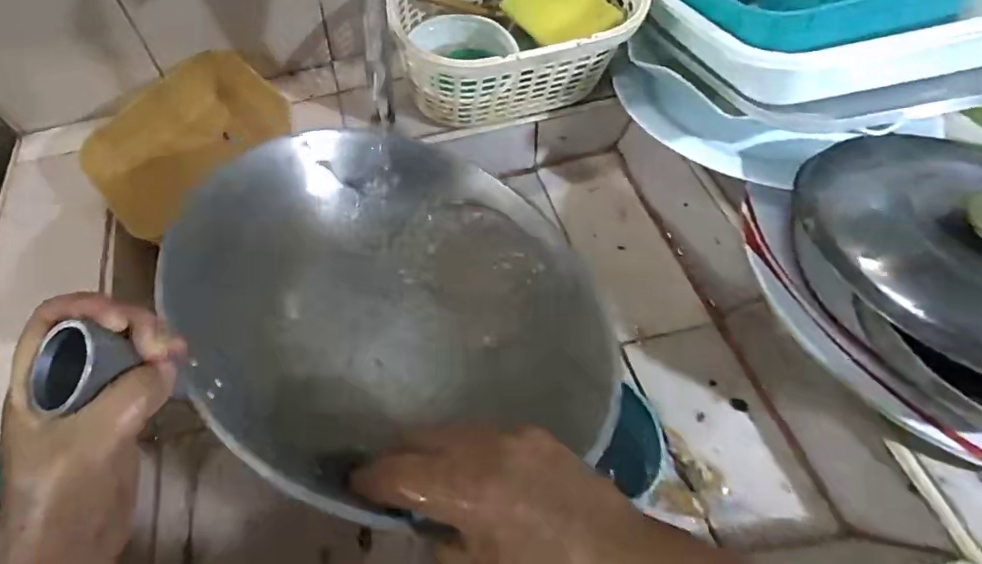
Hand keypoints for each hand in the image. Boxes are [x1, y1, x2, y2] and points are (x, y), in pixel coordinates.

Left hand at [0, 294, 185, 563]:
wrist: (68, 558)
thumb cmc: (58, 497)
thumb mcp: (89, 443)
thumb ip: (128, 396)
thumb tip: (167, 365)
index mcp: (32, 382)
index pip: (51, 319)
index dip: (85, 306)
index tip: (121, 321)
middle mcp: (60, 378)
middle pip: (96, 325)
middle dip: (132, 323)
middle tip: (162, 345)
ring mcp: (90, 394)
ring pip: (122, 344)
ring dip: (151, 339)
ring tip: (177, 352)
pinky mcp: (116, 411)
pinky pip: (138, 370)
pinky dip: (159, 362)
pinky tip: (178, 366)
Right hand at [351, 426, 733, 563]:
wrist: (628, 562)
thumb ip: (444, 550)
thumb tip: (421, 526)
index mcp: (469, 490)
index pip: (401, 472)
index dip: (371, 478)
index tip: (353, 483)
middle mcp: (484, 447)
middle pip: (420, 437)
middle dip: (398, 457)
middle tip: (387, 481)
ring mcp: (512, 434)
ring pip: (451, 430)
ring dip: (433, 451)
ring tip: (430, 477)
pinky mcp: (535, 433)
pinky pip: (485, 434)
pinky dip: (468, 450)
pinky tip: (478, 476)